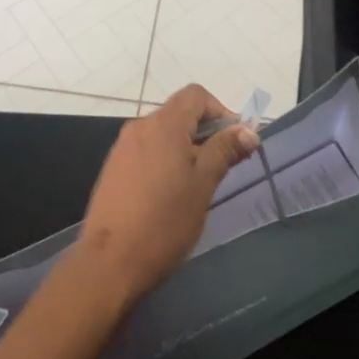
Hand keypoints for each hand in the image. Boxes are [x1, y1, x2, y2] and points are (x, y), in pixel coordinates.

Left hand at [74, 85, 260, 303]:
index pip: (196, 95)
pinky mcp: (113, 169)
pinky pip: (147, 151)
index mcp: (163, 125)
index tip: (235, 142)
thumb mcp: (203, 185)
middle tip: (224, 166)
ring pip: (163, 134)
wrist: (109, 263)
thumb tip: (248, 131)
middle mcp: (140, 127)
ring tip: (199, 184)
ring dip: (186, 148)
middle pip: (179, 112)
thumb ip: (224, 151)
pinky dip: (165, 160)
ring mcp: (123, 148)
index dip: (221, 111)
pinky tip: (171, 193)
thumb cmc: (164, 222)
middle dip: (206, 132)